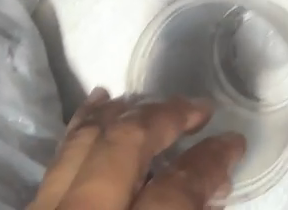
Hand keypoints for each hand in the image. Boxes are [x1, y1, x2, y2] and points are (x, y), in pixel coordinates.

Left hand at [28, 90, 246, 209]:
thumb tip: (212, 192)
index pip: (178, 190)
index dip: (211, 162)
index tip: (233, 140)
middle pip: (126, 146)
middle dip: (165, 118)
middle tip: (197, 106)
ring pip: (82, 145)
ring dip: (115, 115)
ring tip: (139, 96)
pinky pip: (53, 162)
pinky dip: (77, 133)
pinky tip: (90, 115)